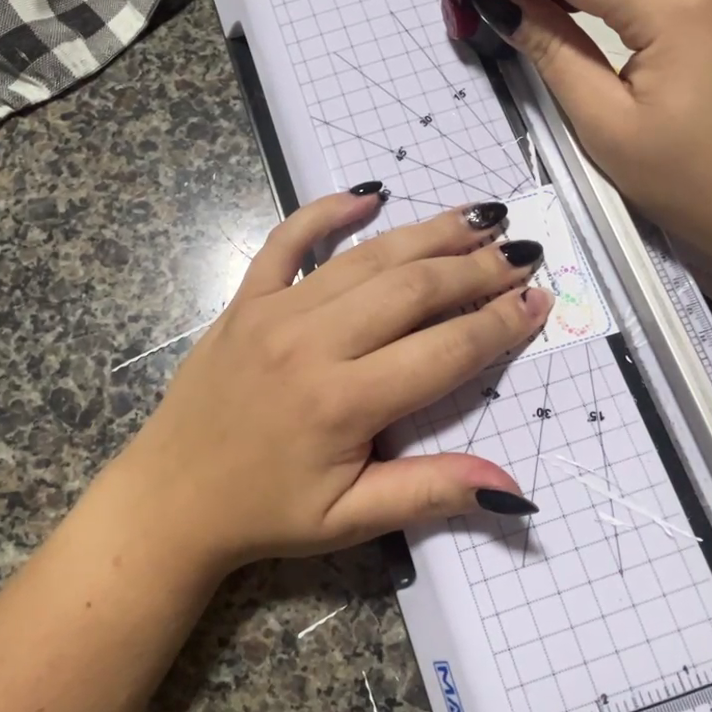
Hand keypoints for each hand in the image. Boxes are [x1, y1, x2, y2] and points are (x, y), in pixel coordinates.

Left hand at [105, 189, 553, 573]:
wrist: (171, 500)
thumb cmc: (265, 513)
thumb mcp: (352, 519)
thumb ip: (432, 492)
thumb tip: (516, 492)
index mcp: (344, 402)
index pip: (444, 350)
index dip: (499, 324)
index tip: (540, 300)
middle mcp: (313, 343)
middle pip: (413, 290)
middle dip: (476, 268)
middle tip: (524, 251)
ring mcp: (274, 312)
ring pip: (366, 259)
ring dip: (427, 234)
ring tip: (479, 218)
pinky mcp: (245, 300)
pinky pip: (287, 240)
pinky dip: (327, 210)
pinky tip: (369, 193)